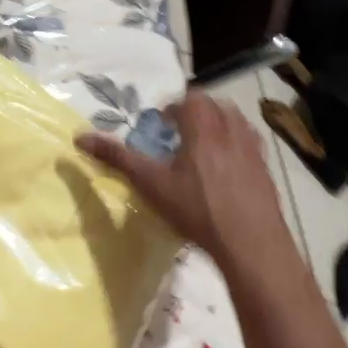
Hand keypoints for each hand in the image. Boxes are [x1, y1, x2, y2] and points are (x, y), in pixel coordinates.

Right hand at [78, 92, 295, 274]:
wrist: (253, 248)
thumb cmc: (197, 210)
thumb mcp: (151, 184)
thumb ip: (117, 157)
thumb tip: (80, 137)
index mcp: (203, 130)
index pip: (192, 99)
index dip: (176, 107)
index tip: (162, 123)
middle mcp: (232, 134)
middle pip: (218, 106)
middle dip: (199, 111)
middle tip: (182, 131)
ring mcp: (254, 154)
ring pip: (240, 123)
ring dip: (221, 126)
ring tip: (205, 147)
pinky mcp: (268, 175)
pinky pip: (253, 147)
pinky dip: (238, 148)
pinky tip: (226, 172)